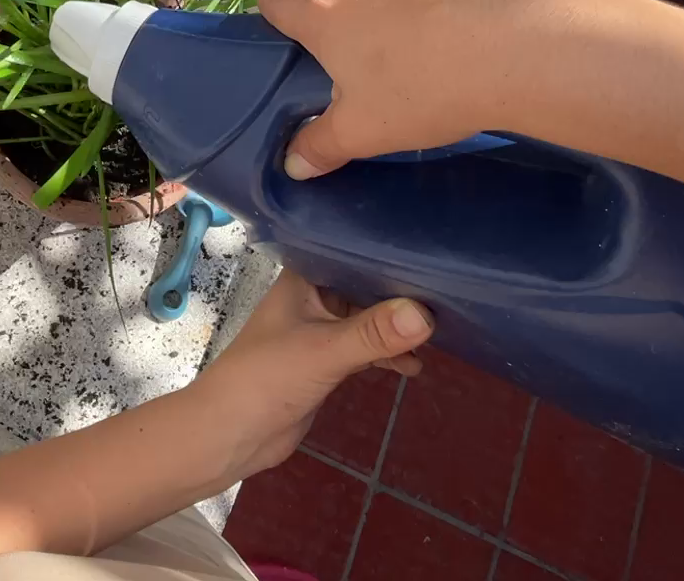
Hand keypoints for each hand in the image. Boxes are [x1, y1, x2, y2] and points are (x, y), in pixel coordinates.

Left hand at [195, 270, 431, 474]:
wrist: (233, 431)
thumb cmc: (268, 376)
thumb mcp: (325, 350)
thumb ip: (374, 333)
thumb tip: (427, 314)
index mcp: (300, 279)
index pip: (347, 253)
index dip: (385, 254)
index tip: (430, 254)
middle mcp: (309, 297)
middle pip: (361, 286)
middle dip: (398, 293)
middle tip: (450, 295)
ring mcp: (316, 329)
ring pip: (364, 319)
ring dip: (394, 327)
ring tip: (440, 335)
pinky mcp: (323, 360)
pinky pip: (362, 347)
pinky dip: (385, 353)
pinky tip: (412, 366)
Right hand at [259, 0, 590, 176]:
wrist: (527, 49)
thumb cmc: (426, 91)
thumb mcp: (367, 133)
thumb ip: (321, 147)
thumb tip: (292, 166)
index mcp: (329, 18)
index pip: (278, 3)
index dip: (276, 15)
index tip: (290, 35)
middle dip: (355, 24)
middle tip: (382, 66)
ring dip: (403, 7)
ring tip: (439, 46)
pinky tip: (480, 25)